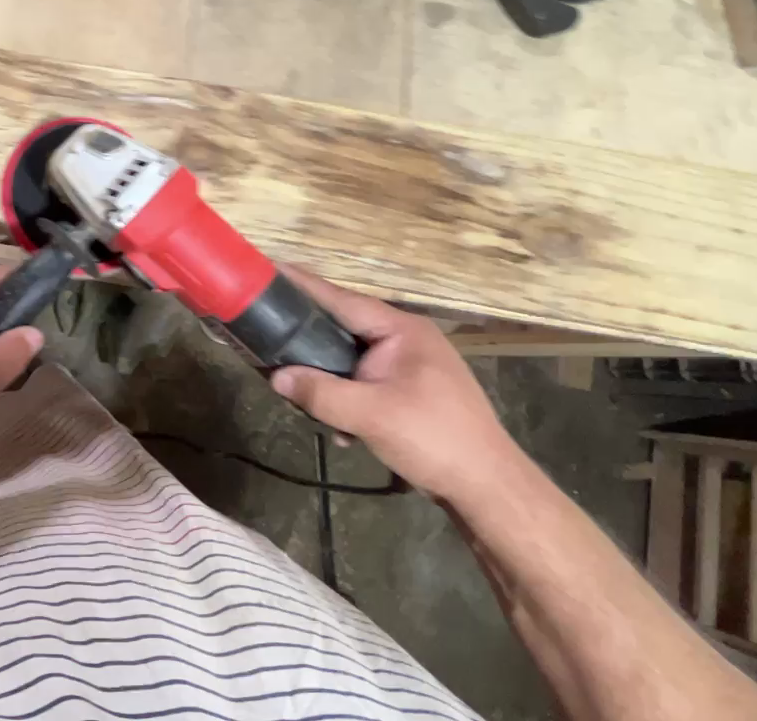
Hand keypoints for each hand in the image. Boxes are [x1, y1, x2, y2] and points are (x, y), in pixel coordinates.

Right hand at [267, 265, 522, 505]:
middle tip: (267, 341)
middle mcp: (406, 339)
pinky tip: (340, 429)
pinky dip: (346, 400)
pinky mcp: (410, 391)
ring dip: (327, 381)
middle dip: (307, 342)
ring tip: (302, 399)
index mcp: (401, 331)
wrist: (489, 488)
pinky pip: (363, 382)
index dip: (302, 285)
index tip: (268, 268)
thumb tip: (274, 377)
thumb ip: (319, 393)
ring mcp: (410, 365)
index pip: (341, 299)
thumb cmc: (434, 439)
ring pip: (350, 359)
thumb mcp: (369, 415)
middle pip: (342, 328)